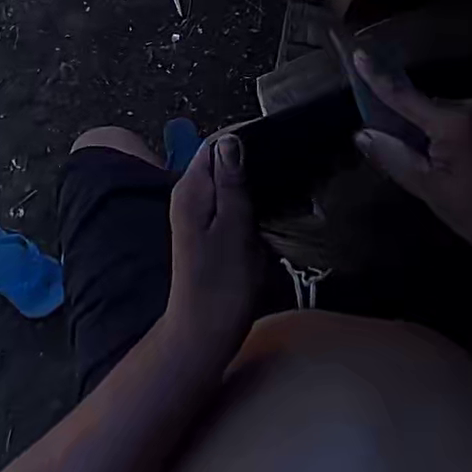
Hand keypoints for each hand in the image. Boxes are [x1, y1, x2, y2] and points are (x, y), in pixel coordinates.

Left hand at [165, 134, 261, 357]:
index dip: (244, 139)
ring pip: (223, 178)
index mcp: (190, 188)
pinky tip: (263, 205)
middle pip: (218, 158)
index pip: (215, 143)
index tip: (278, 142)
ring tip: (280, 181)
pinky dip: (244, 197)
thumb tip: (232, 139)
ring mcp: (193, 211)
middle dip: (248, 157)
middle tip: (285, 163)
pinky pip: (224, 197)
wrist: (202, 333)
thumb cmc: (222, 284)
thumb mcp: (233, 228)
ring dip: (248, 178)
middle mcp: (186, 193)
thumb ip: (231, 182)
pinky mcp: (203, 227)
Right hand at [351, 51, 471, 274]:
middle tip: (401, 148)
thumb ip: (396, 159)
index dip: (376, 77)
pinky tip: (466, 166)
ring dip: (439, 133)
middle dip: (412, 122)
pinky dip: (459, 137)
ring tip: (441, 167)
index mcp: (451, 120)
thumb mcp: (433, 191)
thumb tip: (363, 134)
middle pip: (428, 107)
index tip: (359, 54)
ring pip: (451, 116)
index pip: (402, 95)